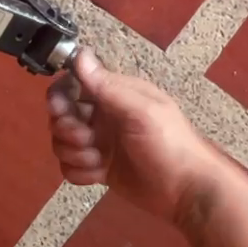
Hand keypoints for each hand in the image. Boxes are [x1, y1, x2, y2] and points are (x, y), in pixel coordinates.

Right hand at [47, 48, 222, 220]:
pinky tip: (98, 176)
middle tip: (88, 140)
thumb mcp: (141, 112)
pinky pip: (70, 167)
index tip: (62, 111)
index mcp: (114, 95)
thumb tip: (80, 55)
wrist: (186, 192)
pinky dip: (79, 173)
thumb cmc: (169, 145)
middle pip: (61, 116)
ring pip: (62, 144)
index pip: (72, 85)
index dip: (60, 97)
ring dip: (74, 154)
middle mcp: (103, 116)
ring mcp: (100, 143)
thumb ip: (108, 86)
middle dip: (67, 131)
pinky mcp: (99, 169)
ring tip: (99, 162)